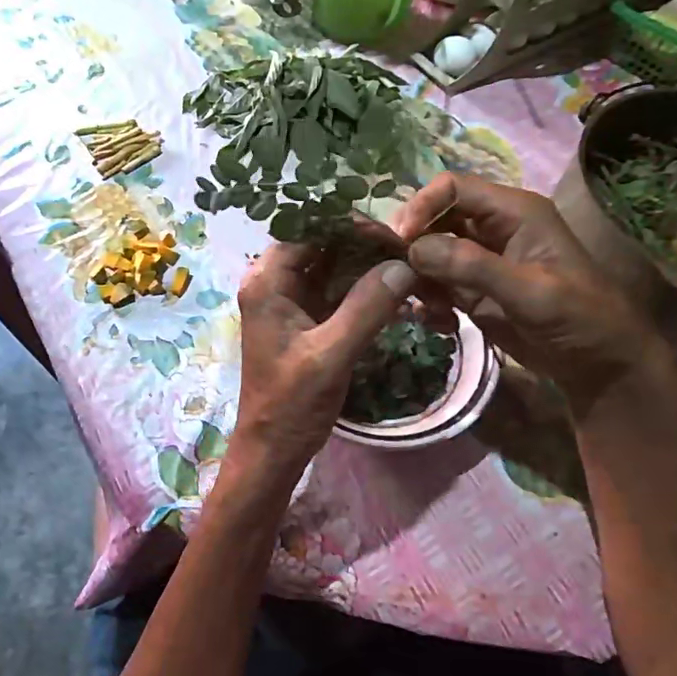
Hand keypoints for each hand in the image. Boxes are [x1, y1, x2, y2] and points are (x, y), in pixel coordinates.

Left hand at [228, 240, 415, 490]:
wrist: (274, 449)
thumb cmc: (292, 403)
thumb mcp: (331, 354)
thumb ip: (366, 308)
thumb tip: (402, 265)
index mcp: (267, 282)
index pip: (308, 230)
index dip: (350, 227)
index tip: (393, 236)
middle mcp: (274, 284)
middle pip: (321, 245)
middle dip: (363, 245)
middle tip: (408, 252)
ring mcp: (289, 302)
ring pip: (330, 267)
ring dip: (366, 266)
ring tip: (409, 268)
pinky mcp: (305, 321)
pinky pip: (335, 292)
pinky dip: (362, 290)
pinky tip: (396, 292)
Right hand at [392, 172, 662, 403]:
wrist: (600, 366)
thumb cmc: (580, 318)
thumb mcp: (530, 292)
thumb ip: (472, 267)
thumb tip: (414, 248)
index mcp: (513, 212)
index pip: (453, 188)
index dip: (421, 206)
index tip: (399, 239)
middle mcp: (492, 228)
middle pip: (434, 219)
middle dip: (412, 246)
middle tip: (398, 279)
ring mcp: (479, 261)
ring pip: (428, 253)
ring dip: (417, 278)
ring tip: (425, 309)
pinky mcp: (470, 290)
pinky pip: (433, 284)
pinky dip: (427, 301)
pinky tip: (438, 323)